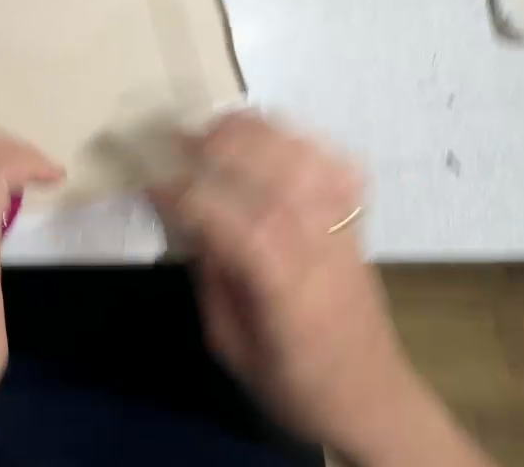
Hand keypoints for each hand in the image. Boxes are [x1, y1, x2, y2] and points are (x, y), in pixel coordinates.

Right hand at [151, 112, 489, 465]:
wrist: (372, 397)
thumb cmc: (293, 379)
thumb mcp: (229, 343)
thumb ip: (209, 277)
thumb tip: (189, 220)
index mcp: (278, 282)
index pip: (224, 216)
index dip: (181, 194)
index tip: (151, 187)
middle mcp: (314, 244)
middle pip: (270, 170)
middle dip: (219, 145)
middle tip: (181, 140)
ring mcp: (340, 226)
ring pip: (302, 156)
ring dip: (257, 132)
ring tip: (220, 127)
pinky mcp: (354, 220)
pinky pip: (333, 163)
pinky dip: (302, 141)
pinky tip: (272, 138)